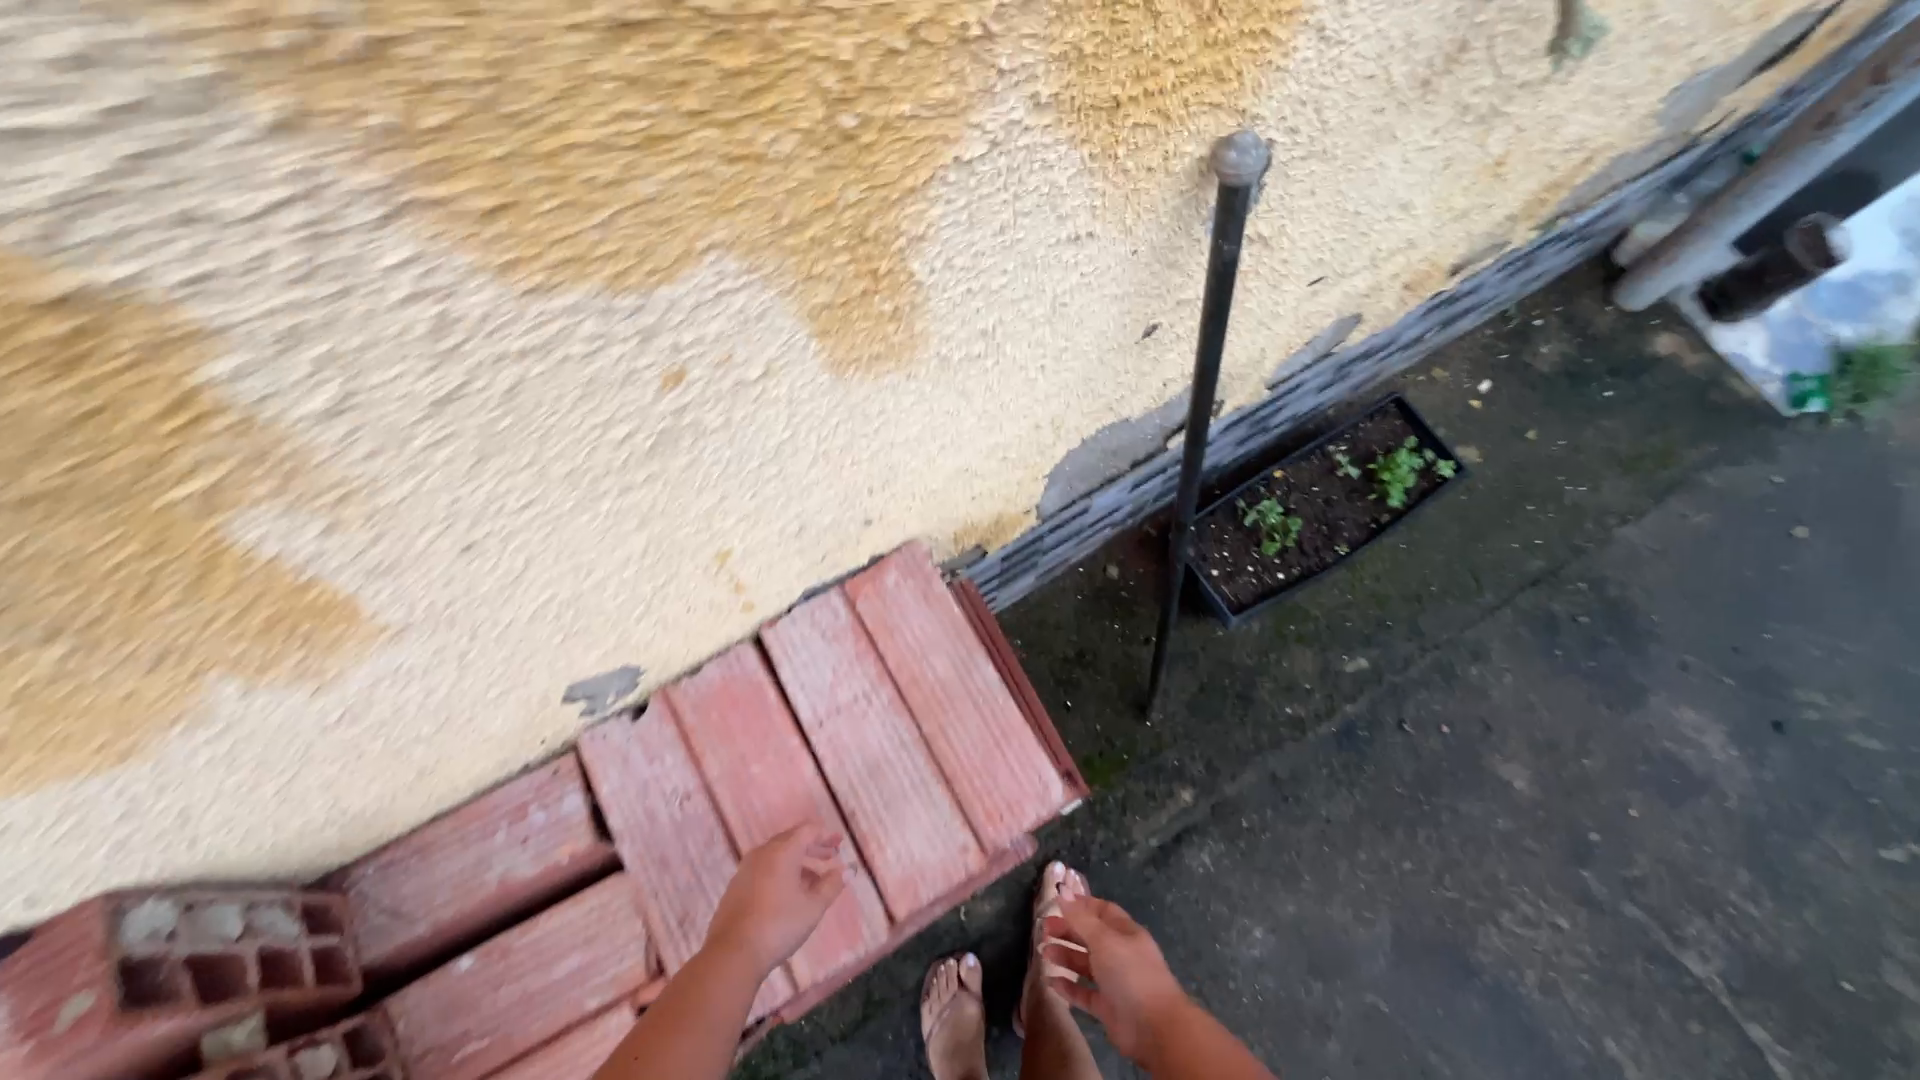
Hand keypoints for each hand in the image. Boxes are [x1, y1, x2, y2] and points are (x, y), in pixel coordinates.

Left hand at [704, 823, 848, 976]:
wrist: (732, 953)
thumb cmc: (779, 925)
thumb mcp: (813, 906)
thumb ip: (832, 885)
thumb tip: (848, 870)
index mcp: (782, 852)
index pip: (807, 831)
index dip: (825, 835)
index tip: (839, 843)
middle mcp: (762, 853)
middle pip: (791, 840)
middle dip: (812, 847)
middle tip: (830, 857)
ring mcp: (746, 870)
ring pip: (776, 856)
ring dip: (797, 861)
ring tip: (814, 879)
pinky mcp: (736, 887)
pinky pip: (764, 869)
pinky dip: (781, 872)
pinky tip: (789, 892)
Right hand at [1042, 895, 1191, 1062]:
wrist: (1153, 1027)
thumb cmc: (1130, 973)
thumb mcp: (1104, 939)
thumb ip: (1080, 917)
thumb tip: (1061, 889)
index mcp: (1125, 933)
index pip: (1102, 911)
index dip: (1081, 905)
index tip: (1057, 902)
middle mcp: (1120, 954)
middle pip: (1091, 936)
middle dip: (1068, 930)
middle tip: (1043, 929)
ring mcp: (1114, 982)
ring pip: (1086, 964)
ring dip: (1065, 956)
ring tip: (1044, 952)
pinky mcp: (1107, 1007)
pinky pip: (1084, 993)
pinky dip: (1068, 987)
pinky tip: (1051, 982)